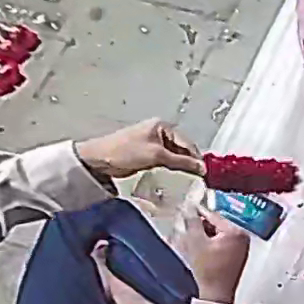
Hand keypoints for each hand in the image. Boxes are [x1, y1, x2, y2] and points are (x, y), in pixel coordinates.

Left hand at [76, 119, 205, 180]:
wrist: (99, 159)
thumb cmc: (125, 151)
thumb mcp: (158, 155)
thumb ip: (183, 162)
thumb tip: (202, 168)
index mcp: (162, 126)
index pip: (187, 142)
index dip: (196, 157)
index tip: (204, 171)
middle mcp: (160, 132)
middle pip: (183, 148)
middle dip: (190, 161)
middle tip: (199, 175)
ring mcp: (154, 143)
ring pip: (176, 155)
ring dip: (182, 165)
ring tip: (189, 176)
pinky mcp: (149, 154)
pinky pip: (168, 160)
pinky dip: (173, 167)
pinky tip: (177, 174)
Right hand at [179, 205, 250, 302]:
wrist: (217, 291)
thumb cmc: (209, 270)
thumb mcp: (195, 241)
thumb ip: (192, 222)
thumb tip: (190, 209)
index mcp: (235, 232)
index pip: (214, 215)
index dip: (198, 213)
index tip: (189, 208)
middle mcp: (243, 237)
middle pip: (218, 224)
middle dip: (203, 226)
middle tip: (189, 229)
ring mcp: (242, 246)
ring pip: (220, 233)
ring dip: (206, 235)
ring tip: (196, 243)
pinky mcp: (239, 254)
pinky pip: (224, 242)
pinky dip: (213, 243)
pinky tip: (204, 250)